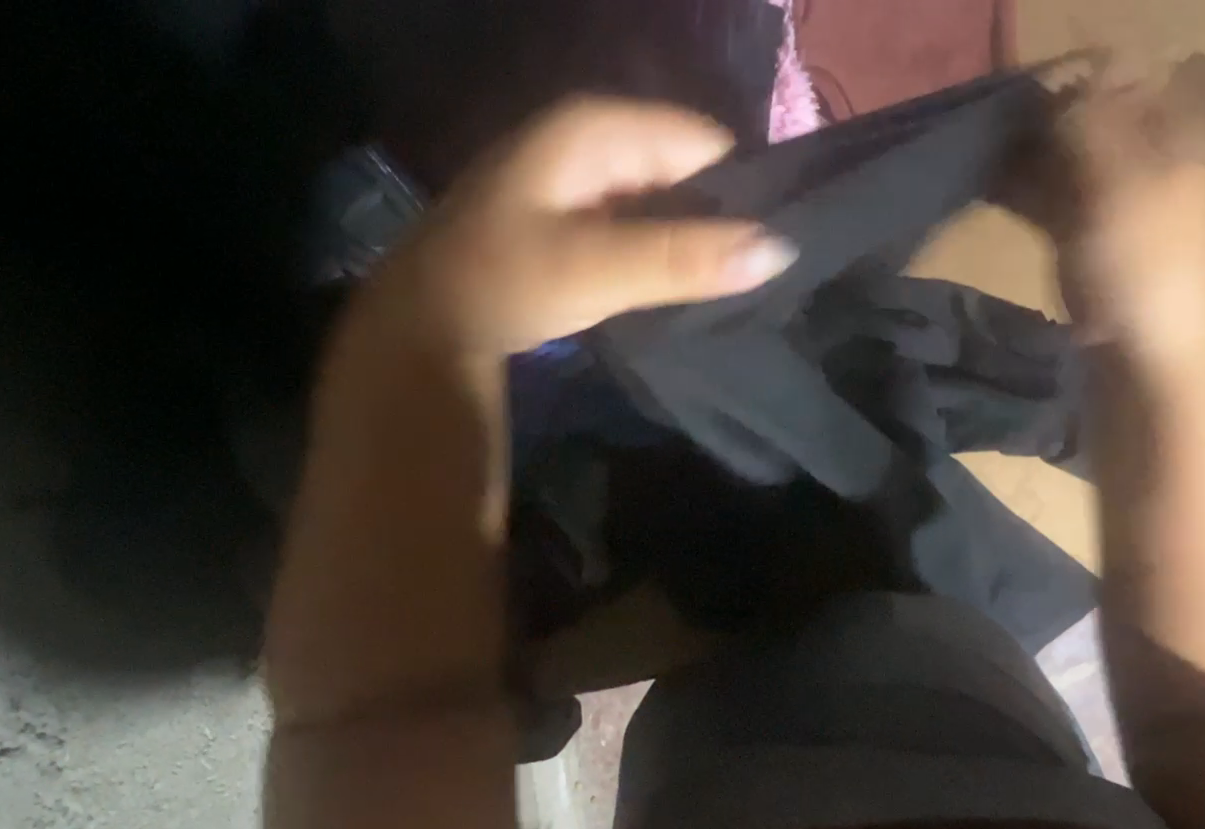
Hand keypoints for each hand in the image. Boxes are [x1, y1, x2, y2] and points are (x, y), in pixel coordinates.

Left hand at [363, 97, 797, 358]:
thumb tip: (780, 250)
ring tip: (728, 291)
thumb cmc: (502, 281)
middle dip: (720, 223)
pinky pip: (644, 229)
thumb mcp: (597, 269)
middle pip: (687, 172)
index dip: (743, 193)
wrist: (424, 323)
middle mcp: (595, 142)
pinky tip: (684, 291)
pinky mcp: (582, 221)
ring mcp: (585, 182)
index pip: (704, 144)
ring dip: (694, 245)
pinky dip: (665, 257)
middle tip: (753, 281)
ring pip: (668, 205)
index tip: (770, 252)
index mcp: (597, 129)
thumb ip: (684, 258)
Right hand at [1001, 65, 1204, 361]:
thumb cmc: (1144, 276)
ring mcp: (1112, 209)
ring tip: (974, 151)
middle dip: (1038, 120)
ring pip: (1063, 164)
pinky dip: (1021, 192)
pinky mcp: (1083, 247)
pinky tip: (984, 185)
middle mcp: (1144, 168)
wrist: (1147, 367)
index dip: (1075, 80)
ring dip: (1022, 155)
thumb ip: (1092, 129)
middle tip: (988, 122)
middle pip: (1090, 123)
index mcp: (1172, 145)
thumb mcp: (1123, 190)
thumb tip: (1064, 81)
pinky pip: (1049, 204)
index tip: (1025, 90)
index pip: (1126, 83)